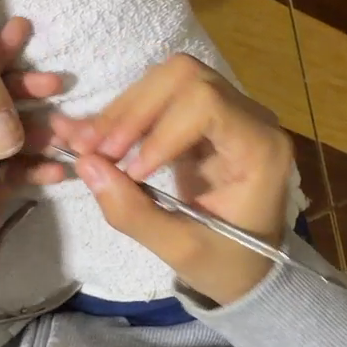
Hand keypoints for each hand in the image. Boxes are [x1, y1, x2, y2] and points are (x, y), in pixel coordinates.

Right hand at [50, 55, 293, 305]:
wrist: (249, 269)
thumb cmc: (227, 263)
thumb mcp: (180, 250)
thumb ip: (134, 212)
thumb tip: (86, 166)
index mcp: (260, 149)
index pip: (206, 103)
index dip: (159, 129)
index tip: (131, 172)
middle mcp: (249, 117)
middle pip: (185, 76)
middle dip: (133, 111)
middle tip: (94, 151)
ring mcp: (227, 111)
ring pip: (166, 78)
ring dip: (122, 110)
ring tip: (87, 146)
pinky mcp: (201, 117)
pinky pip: (160, 96)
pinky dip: (124, 114)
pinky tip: (94, 138)